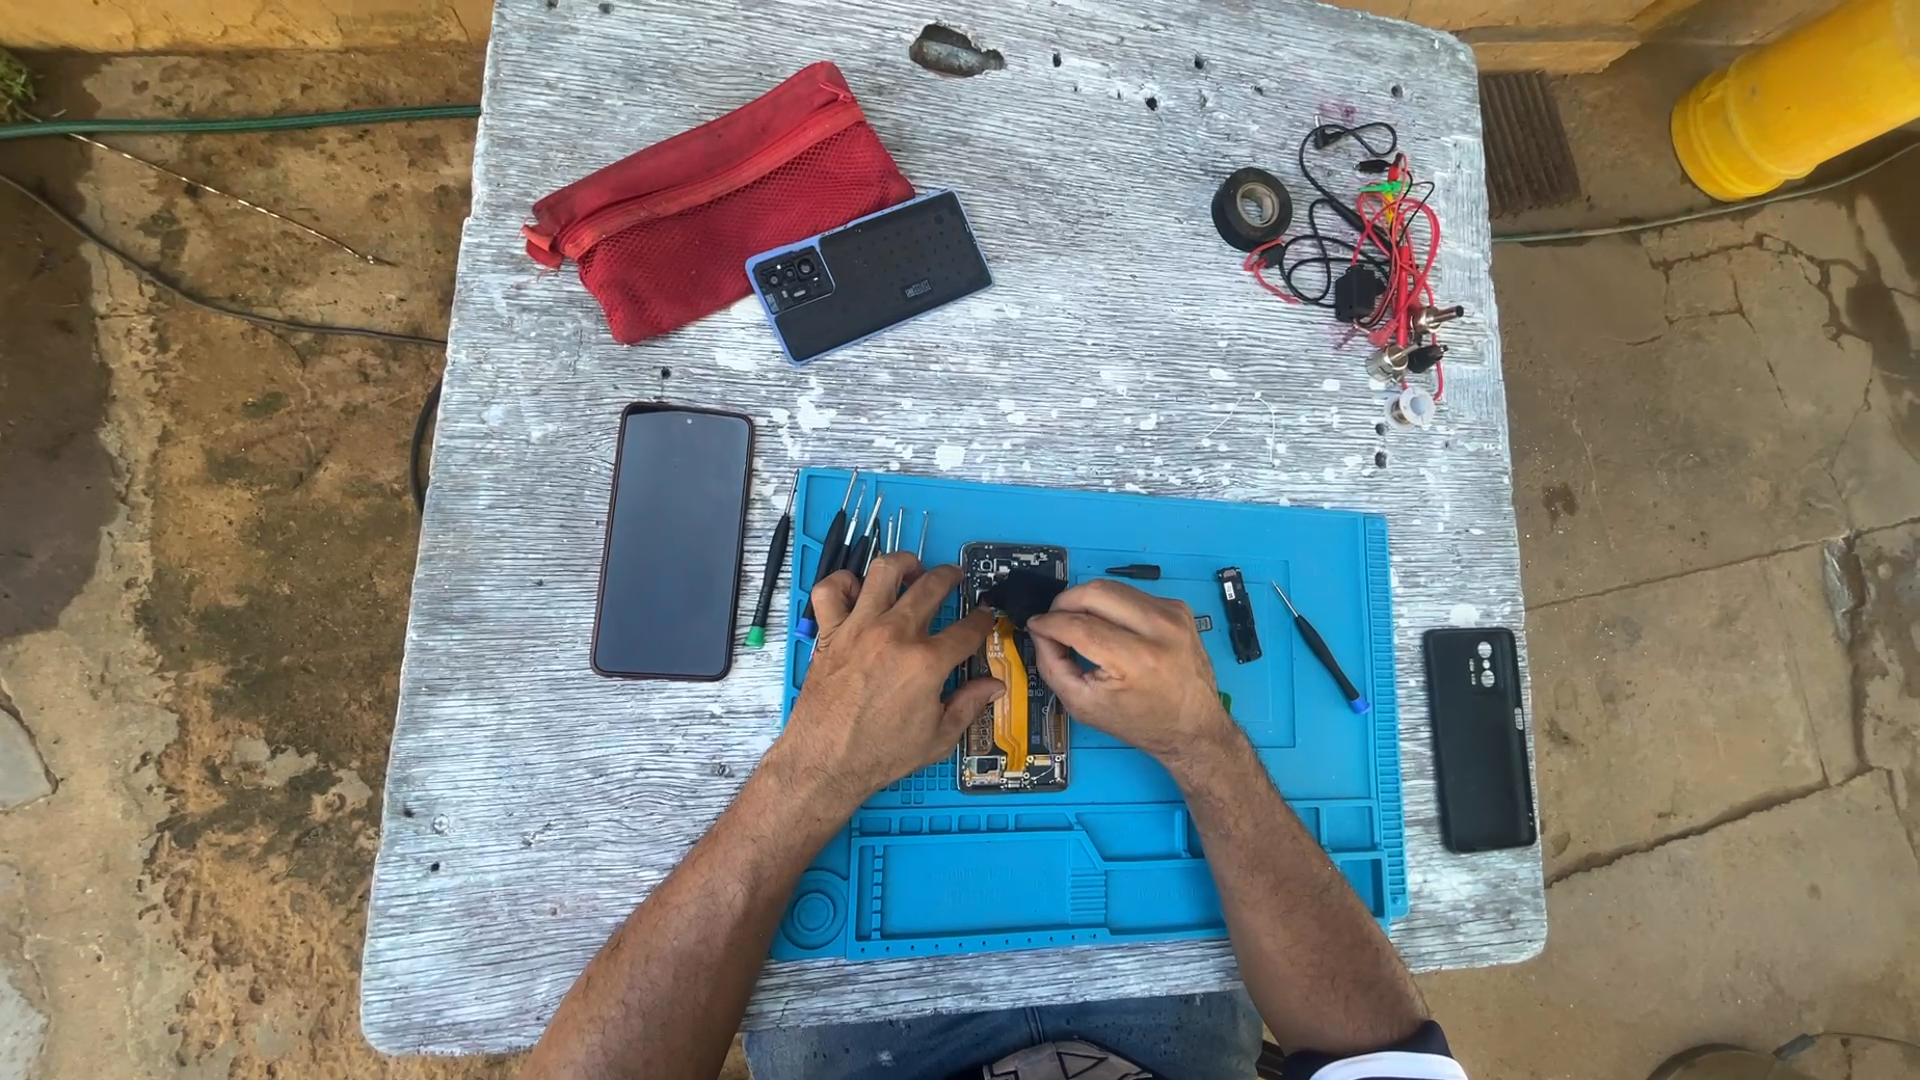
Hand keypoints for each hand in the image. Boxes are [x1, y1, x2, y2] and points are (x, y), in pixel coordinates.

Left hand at [770, 553, 1003, 809]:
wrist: (825, 763)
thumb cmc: (880, 755)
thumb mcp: (938, 738)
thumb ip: (969, 705)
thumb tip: (994, 686)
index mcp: (927, 662)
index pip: (968, 628)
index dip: (983, 620)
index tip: (984, 617)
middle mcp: (895, 635)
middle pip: (931, 586)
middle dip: (951, 577)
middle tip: (954, 578)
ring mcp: (859, 628)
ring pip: (884, 571)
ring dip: (903, 564)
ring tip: (911, 569)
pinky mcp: (829, 632)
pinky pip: (831, 589)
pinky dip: (843, 583)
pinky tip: (857, 591)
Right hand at [1027, 580, 1238, 770]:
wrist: (1194, 726)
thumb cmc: (1141, 722)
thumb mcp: (1084, 706)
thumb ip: (1053, 665)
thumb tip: (1040, 630)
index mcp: (1137, 661)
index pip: (1079, 626)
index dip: (1049, 623)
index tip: (1036, 625)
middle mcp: (1159, 630)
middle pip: (1095, 593)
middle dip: (1064, 602)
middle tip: (1054, 619)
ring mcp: (1172, 615)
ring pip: (1111, 587)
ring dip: (1086, 601)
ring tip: (1077, 622)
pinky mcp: (1177, 608)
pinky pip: (1129, 593)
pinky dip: (1110, 605)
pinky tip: (1107, 625)